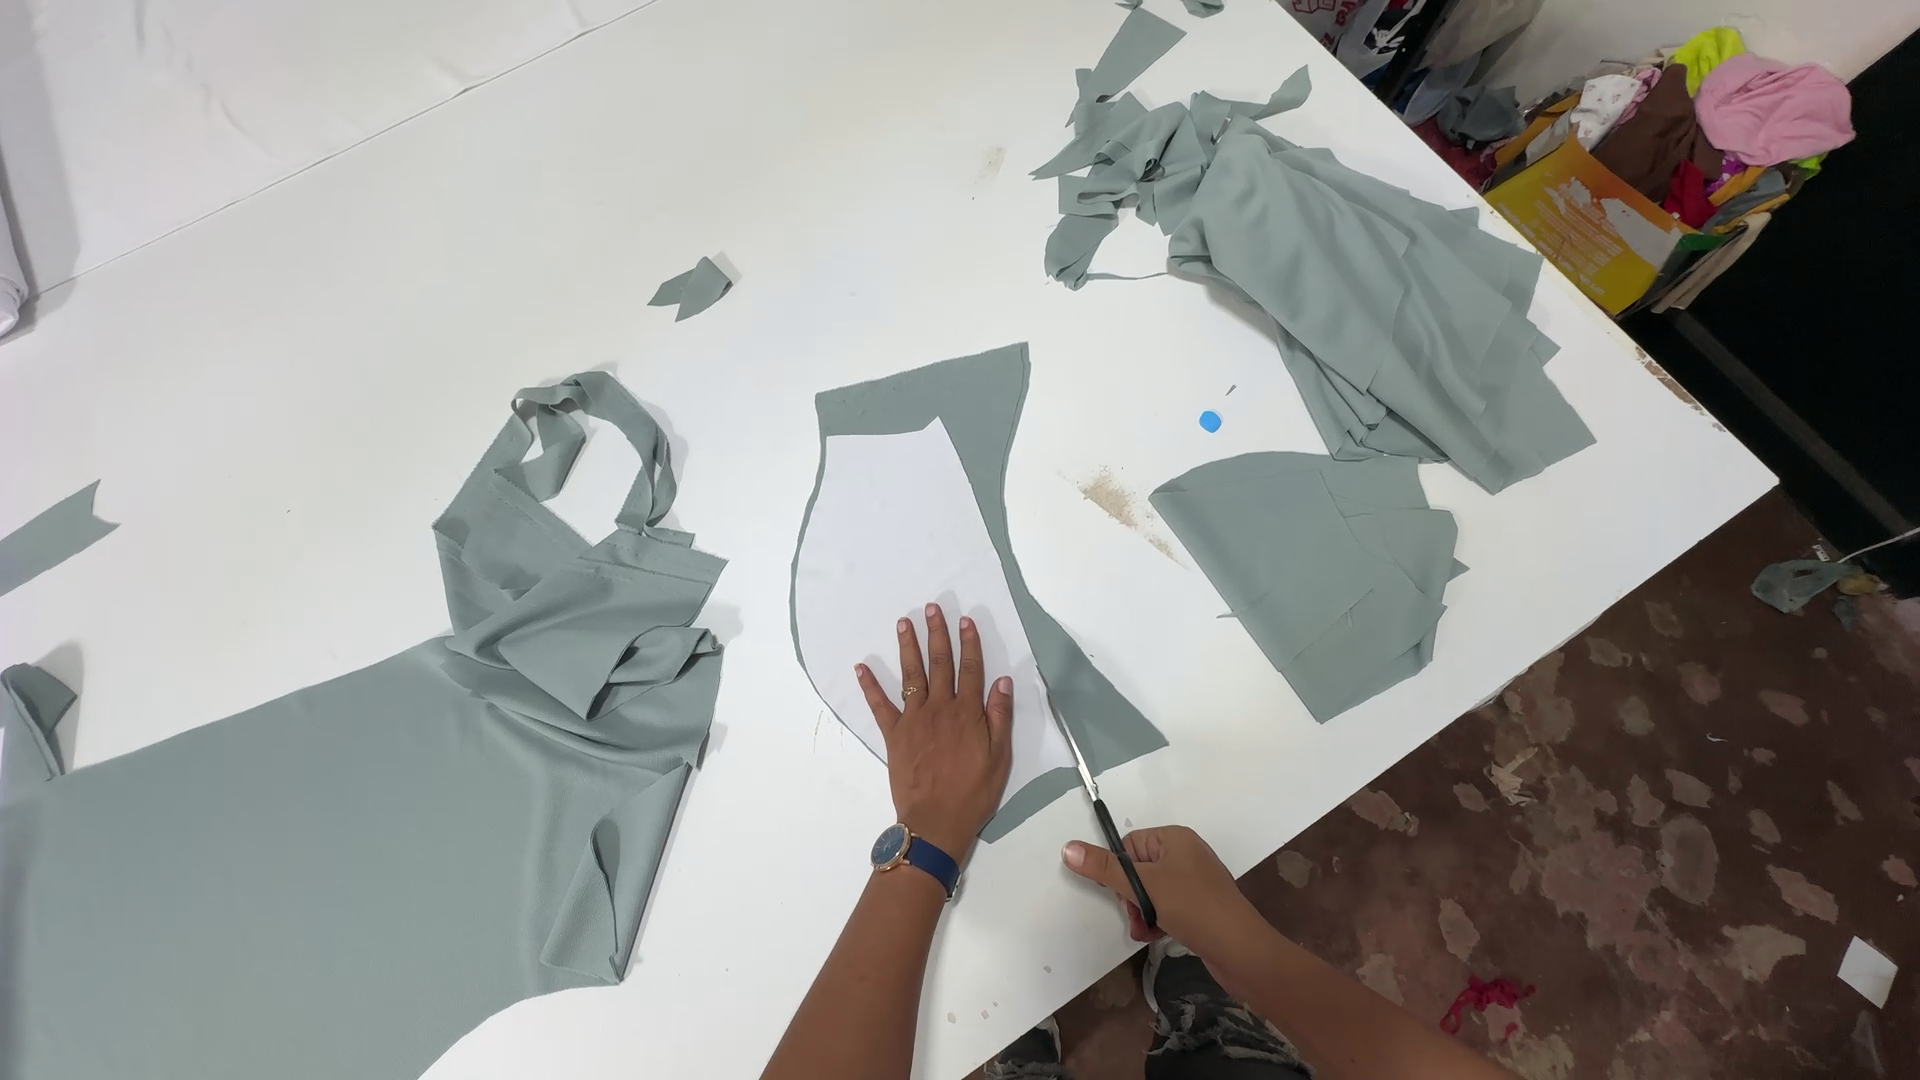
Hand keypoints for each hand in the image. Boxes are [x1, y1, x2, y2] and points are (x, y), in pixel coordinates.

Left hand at [856, 602, 1013, 861]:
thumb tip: (1004, 679)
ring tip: (904, 622)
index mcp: (967, 713)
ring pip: (912, 674)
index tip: (966, 620)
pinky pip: (880, 705)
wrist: (937, 822)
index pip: (970, 669)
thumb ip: (1000, 716)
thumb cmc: (974, 792)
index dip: (969, 643)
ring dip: (908, 646)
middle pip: (940, 663)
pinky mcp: (894, 734)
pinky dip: (870, 686)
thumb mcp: (1000, 757)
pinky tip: (861, 667)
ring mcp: (914, 719)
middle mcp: (940, 708)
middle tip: (932, 607)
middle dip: (937, 633)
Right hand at [1063, 825, 1263, 960]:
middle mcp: (1186, 853)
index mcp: (1174, 838)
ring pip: (1151, 891)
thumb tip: (1067, 848)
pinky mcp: (1201, 906)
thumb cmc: (1194, 908)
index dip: (1121, 872)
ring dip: (1142, 912)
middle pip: (1138, 869)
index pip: (1130, 845)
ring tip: (1146, 930)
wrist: (1243, 953)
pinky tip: (1158, 936)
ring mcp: (1195, 881)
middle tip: (1137, 915)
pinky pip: (1167, 906)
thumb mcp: (1144, 886)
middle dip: (1131, 897)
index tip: (1123, 894)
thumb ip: (1105, 868)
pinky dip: (1158, 920)